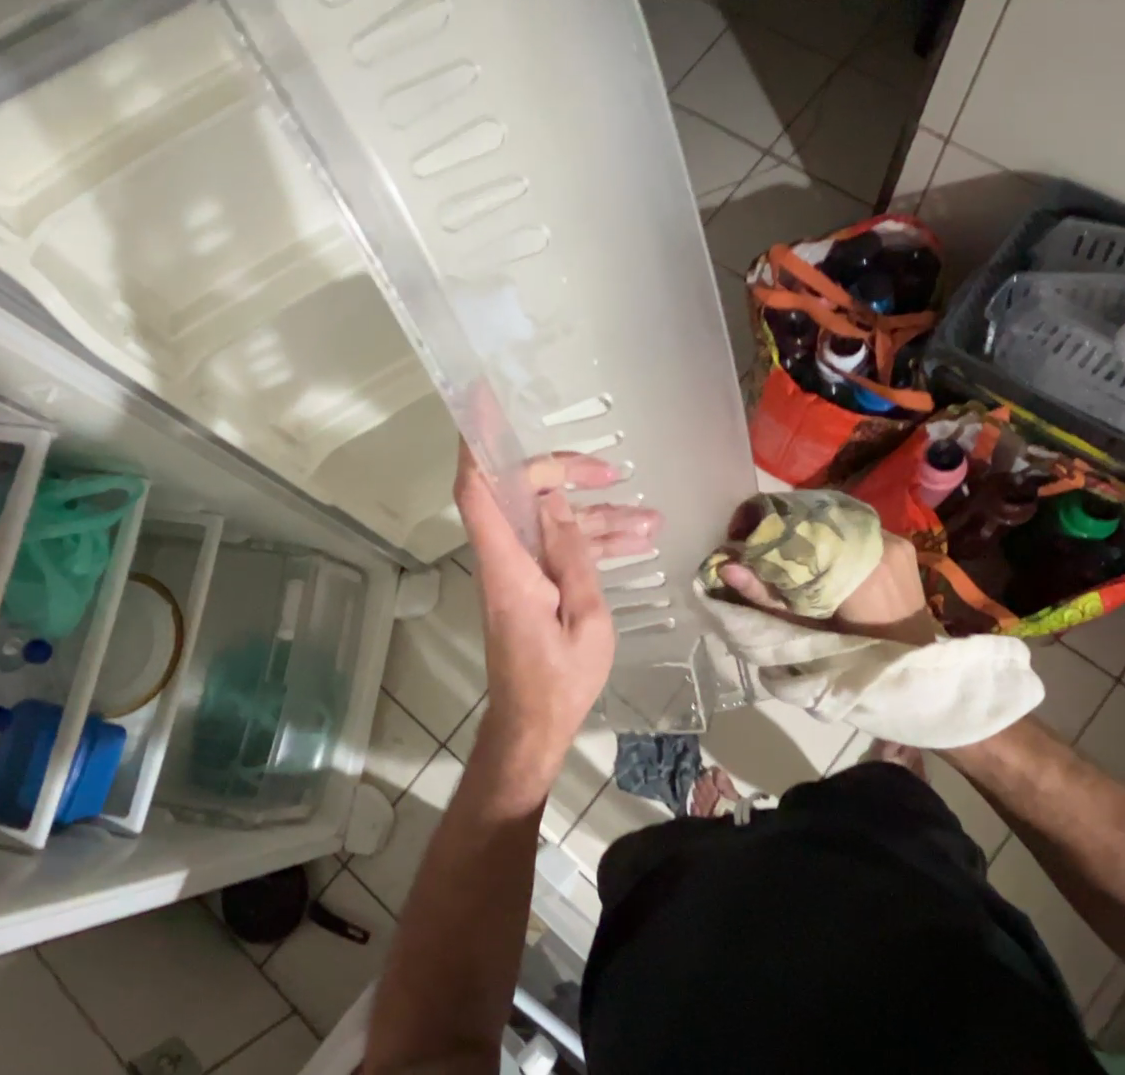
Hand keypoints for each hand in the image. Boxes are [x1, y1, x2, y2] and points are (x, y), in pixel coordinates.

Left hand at [455, 441, 660, 761]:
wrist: (534, 724)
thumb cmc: (559, 680)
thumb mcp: (585, 617)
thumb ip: (573, 555)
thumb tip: (557, 502)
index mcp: (508, 564)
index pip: (476, 488)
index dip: (475, 441)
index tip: (482, 400)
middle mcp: (504, 558)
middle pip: (521, 492)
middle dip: (565, 473)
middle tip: (611, 474)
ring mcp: (517, 570)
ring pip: (548, 520)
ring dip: (595, 514)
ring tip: (649, 517)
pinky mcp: (530, 584)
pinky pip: (557, 548)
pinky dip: (592, 543)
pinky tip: (637, 540)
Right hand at [715, 526, 938, 644]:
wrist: (916, 667)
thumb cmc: (856, 658)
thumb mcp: (803, 632)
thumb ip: (765, 597)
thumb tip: (725, 566)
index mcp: (857, 570)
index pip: (802, 527)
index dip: (765, 524)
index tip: (738, 534)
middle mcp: (880, 545)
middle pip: (819, 518)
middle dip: (782, 524)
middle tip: (752, 540)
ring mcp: (895, 541)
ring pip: (836, 520)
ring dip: (805, 528)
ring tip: (777, 543)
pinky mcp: (901, 544)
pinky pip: (855, 529)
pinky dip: (828, 534)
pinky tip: (811, 549)